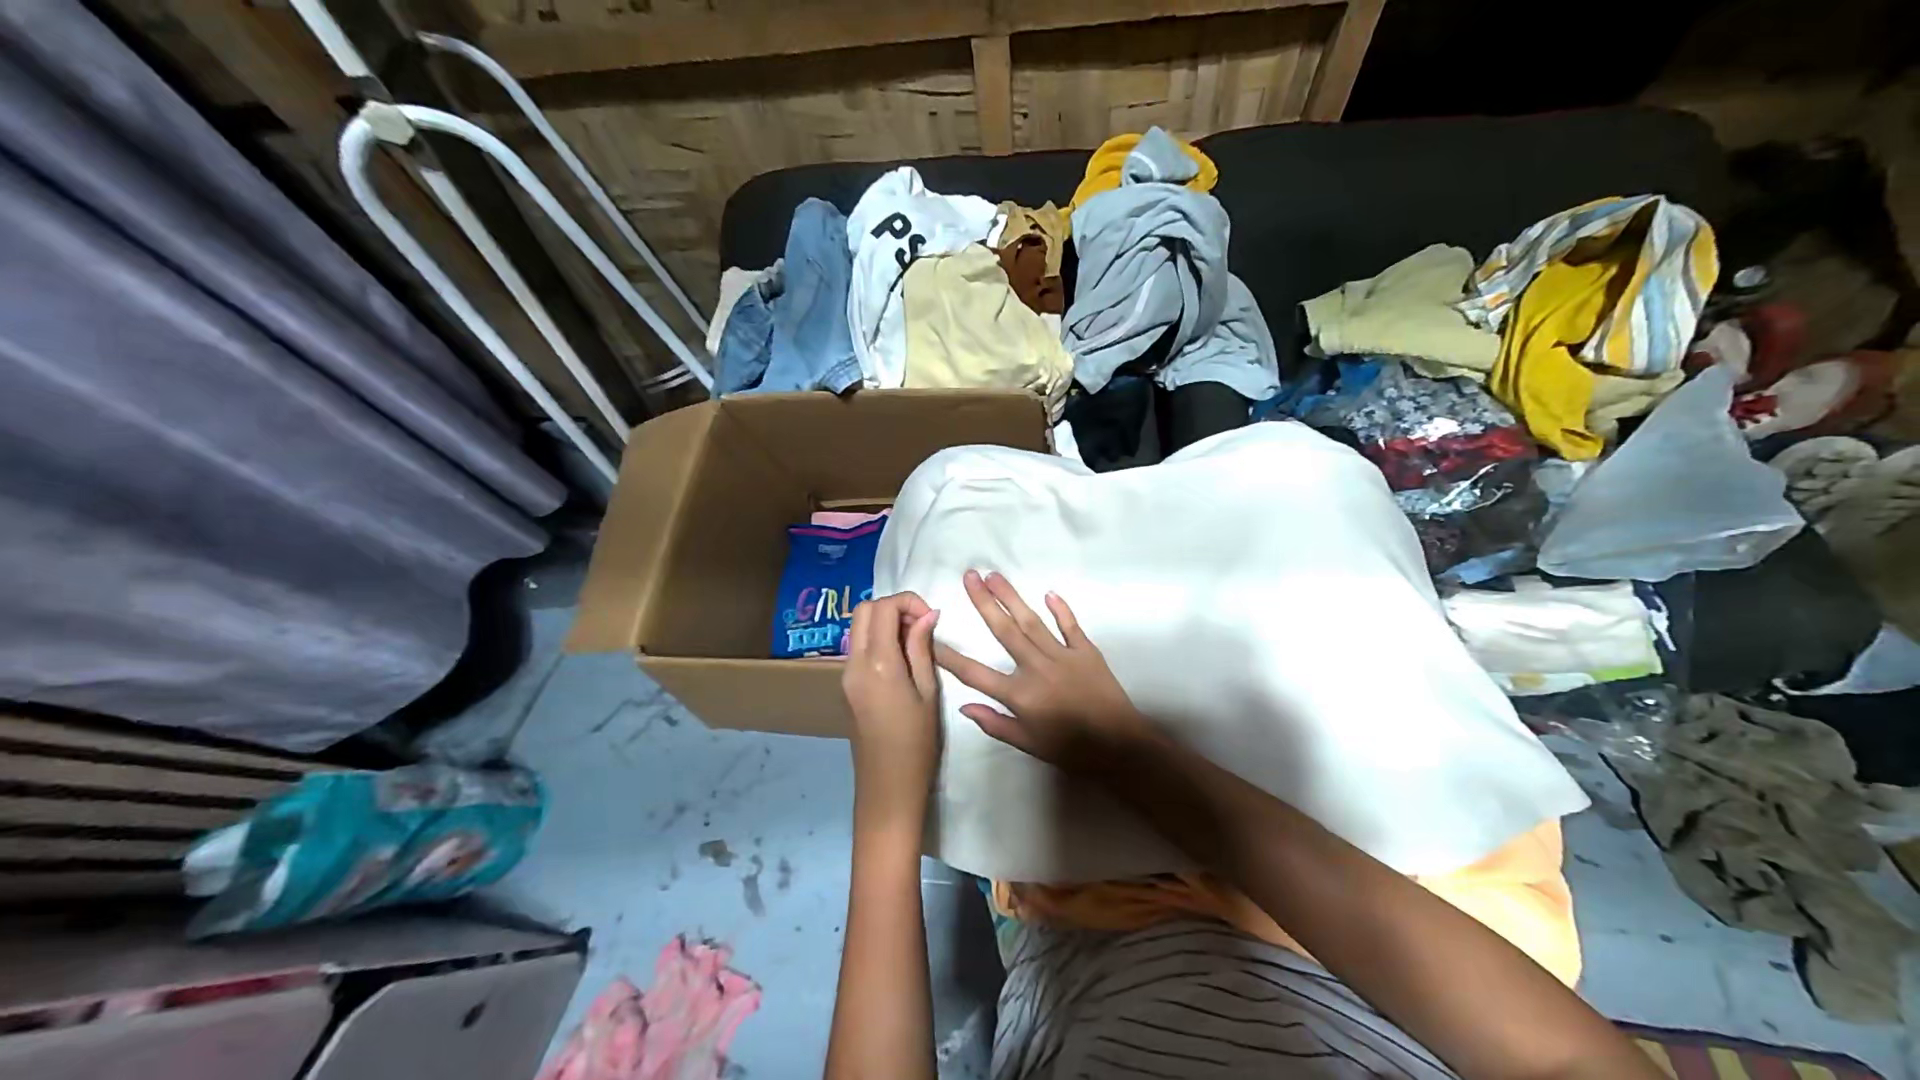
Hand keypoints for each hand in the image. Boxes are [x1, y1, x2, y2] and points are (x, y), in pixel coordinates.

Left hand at [842, 592, 940, 817]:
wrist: (887, 785)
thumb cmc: (917, 742)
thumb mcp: (928, 692)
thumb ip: (922, 648)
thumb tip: (928, 615)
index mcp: (877, 663)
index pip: (883, 608)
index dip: (908, 601)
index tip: (931, 617)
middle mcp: (854, 663)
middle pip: (864, 610)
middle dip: (894, 607)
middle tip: (922, 626)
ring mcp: (845, 675)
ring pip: (859, 627)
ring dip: (885, 623)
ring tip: (915, 643)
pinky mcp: (846, 686)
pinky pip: (859, 647)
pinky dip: (878, 639)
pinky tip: (902, 660)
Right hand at [934, 571, 1153, 772]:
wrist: (1119, 746)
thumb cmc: (1069, 749)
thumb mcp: (1027, 743)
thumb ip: (994, 723)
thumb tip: (963, 705)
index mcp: (1018, 694)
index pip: (974, 673)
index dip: (949, 656)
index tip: (930, 635)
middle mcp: (1036, 668)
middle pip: (1004, 630)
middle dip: (984, 602)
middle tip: (969, 576)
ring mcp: (1062, 656)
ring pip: (1031, 621)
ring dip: (1011, 596)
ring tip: (994, 575)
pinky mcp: (1086, 652)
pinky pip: (1070, 626)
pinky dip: (1060, 609)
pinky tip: (1048, 592)